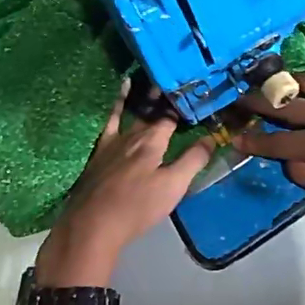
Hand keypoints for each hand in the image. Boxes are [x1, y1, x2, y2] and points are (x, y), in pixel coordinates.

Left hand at [39, 82, 213, 285]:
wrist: (91, 226)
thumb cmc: (137, 207)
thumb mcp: (173, 186)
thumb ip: (193, 160)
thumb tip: (212, 138)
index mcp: (152, 141)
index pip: (172, 117)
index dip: (185, 107)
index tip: (197, 95)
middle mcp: (132, 135)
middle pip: (152, 112)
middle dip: (164, 98)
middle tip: (174, 80)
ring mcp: (112, 142)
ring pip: (131, 112)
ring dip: (140, 96)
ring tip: (145, 77)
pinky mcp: (99, 153)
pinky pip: (109, 121)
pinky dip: (116, 104)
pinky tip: (119, 93)